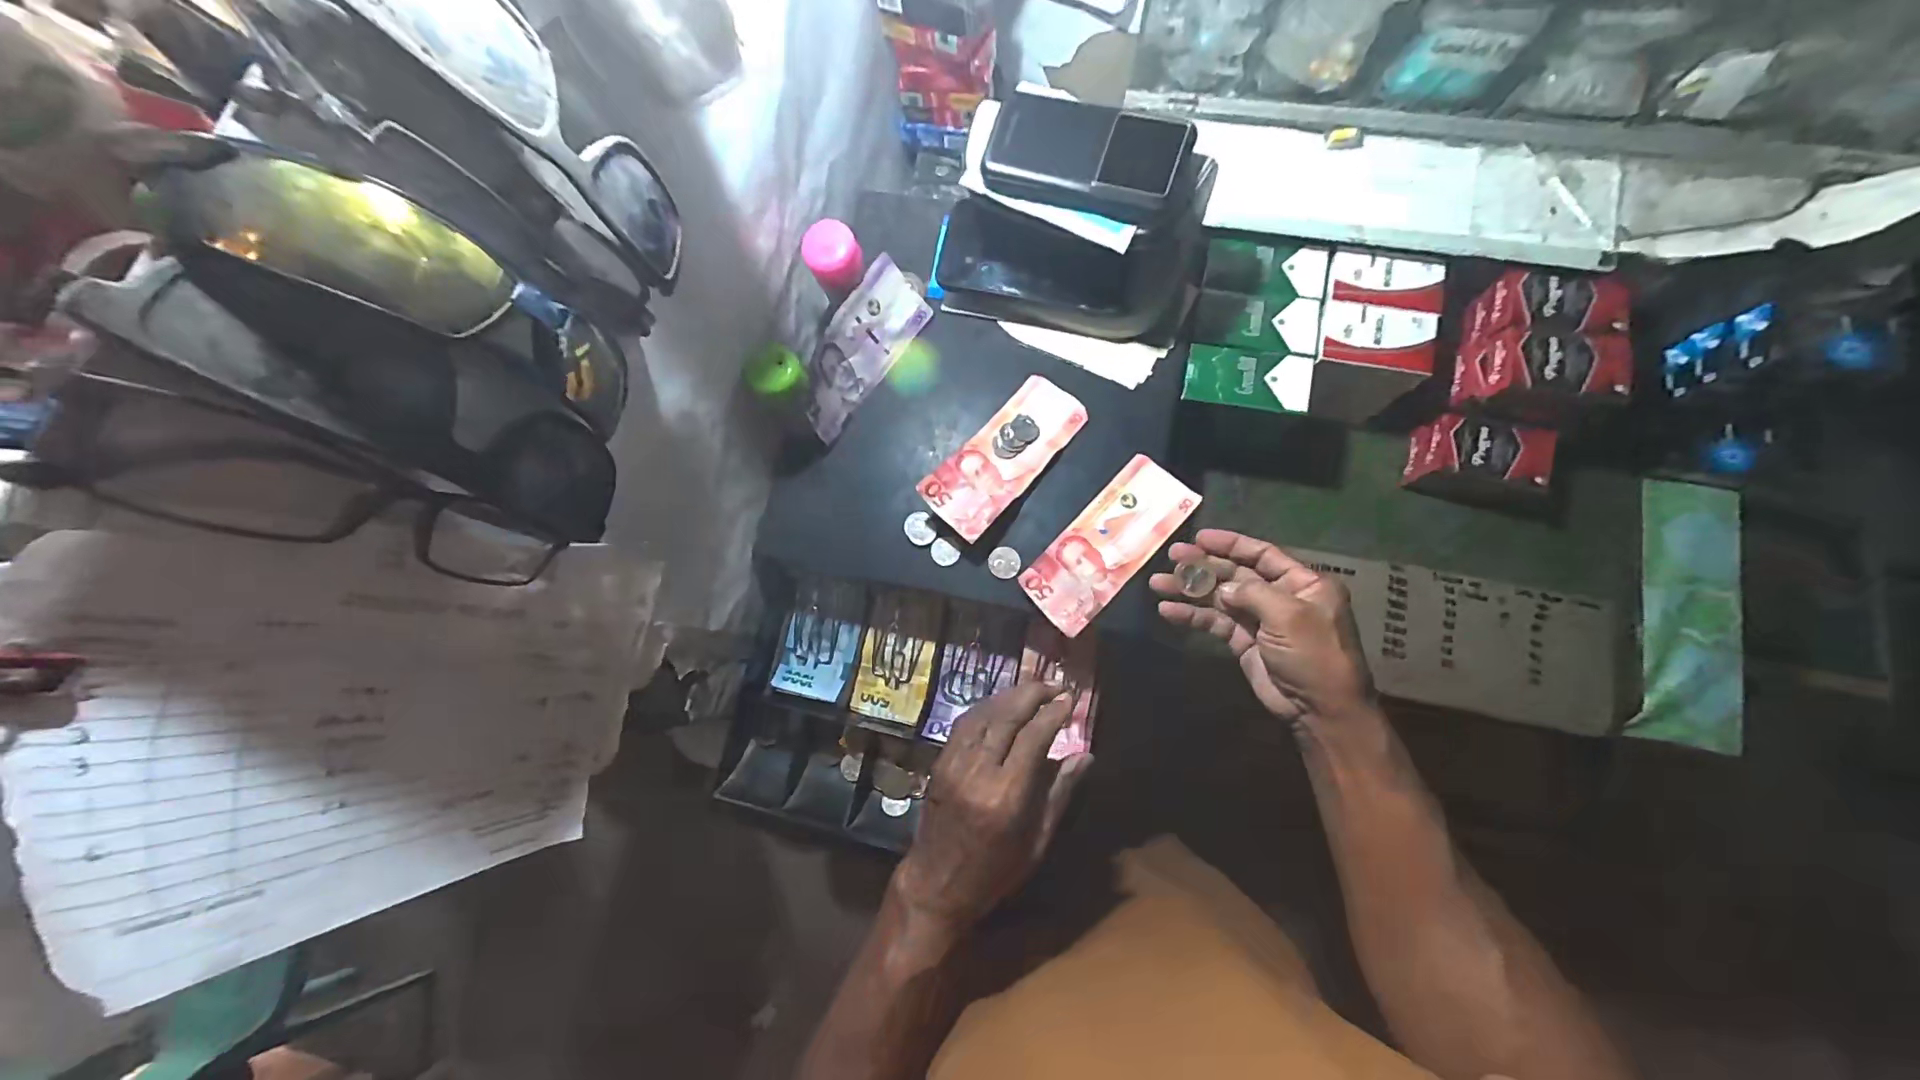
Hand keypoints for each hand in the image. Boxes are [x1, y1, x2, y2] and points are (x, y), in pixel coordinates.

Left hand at [891, 681, 1092, 933]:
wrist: (936, 883)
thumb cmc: (995, 870)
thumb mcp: (1037, 840)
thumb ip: (1060, 793)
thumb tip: (1086, 756)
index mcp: (1007, 795)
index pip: (1033, 737)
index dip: (1053, 713)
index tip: (1070, 700)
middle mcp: (978, 771)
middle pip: (1007, 716)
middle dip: (1033, 694)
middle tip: (1054, 685)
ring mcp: (954, 763)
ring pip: (984, 714)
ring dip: (1009, 695)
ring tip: (1033, 689)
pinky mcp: (940, 762)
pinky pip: (965, 724)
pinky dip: (986, 708)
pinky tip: (1002, 704)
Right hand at [1150, 529, 1375, 726]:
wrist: (1320, 709)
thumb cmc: (1314, 655)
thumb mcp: (1289, 615)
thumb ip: (1252, 592)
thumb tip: (1223, 587)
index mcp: (1302, 583)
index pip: (1262, 554)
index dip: (1231, 544)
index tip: (1199, 538)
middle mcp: (1281, 597)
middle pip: (1235, 573)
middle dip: (1203, 566)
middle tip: (1172, 556)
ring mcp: (1260, 620)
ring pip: (1219, 598)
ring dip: (1190, 590)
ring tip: (1158, 583)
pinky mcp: (1244, 642)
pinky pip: (1215, 622)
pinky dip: (1192, 616)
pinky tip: (1168, 611)